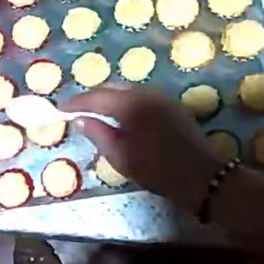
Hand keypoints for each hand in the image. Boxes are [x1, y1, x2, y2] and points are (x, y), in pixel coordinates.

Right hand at [64, 86, 222, 210]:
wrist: (203, 176)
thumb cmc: (157, 169)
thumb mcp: (120, 156)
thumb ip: (98, 134)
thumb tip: (80, 119)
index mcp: (131, 105)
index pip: (96, 97)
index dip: (76, 102)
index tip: (60, 107)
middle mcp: (146, 94)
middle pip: (113, 87)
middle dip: (93, 96)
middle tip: (77, 108)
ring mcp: (162, 98)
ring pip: (128, 89)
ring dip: (110, 97)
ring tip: (97, 111)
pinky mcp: (172, 106)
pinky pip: (141, 96)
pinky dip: (126, 101)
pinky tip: (121, 115)